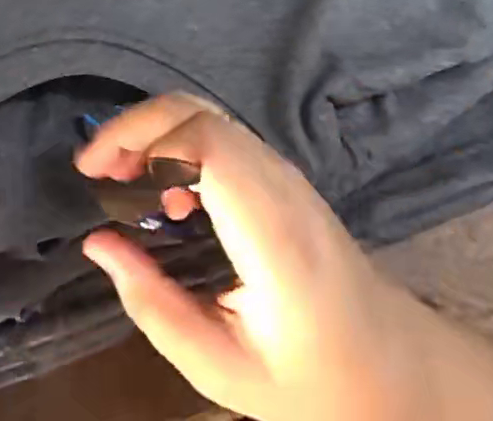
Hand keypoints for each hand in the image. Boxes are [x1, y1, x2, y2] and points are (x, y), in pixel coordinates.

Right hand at [75, 94, 492, 420]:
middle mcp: (279, 182)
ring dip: (152, 133)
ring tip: (118, 179)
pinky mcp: (279, 173)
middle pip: (198, 111)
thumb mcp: (222, 368)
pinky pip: (217, 133)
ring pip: (205, 113)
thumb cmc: (315, 381)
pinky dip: (174, 143)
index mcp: (271, 230)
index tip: (98, 175)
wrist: (397, 366)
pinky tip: (163, 193)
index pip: (207, 142)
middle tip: (95, 171)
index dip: (145, 141)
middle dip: (135, 127)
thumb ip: (153, 305)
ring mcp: (283, 170)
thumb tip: (97, 242)